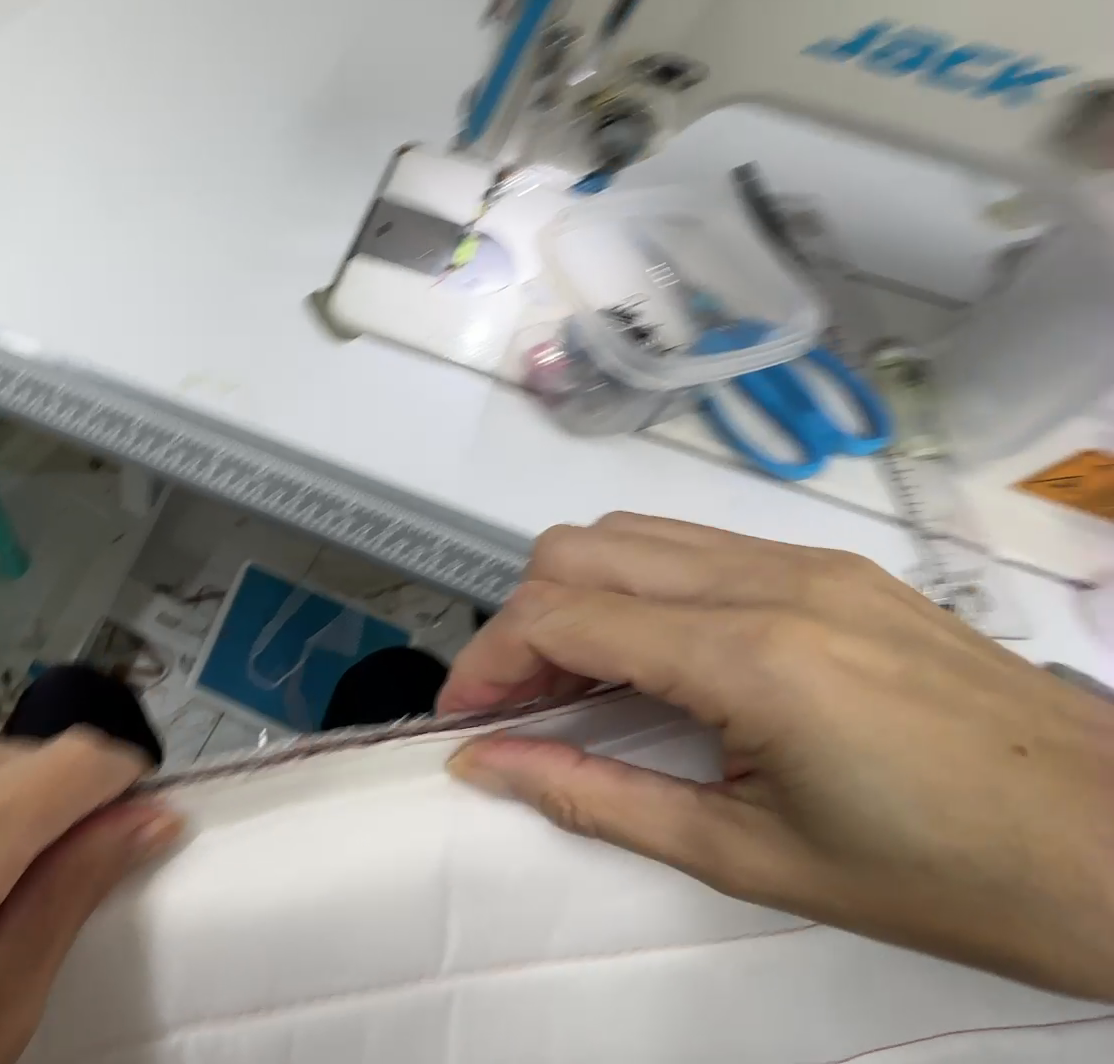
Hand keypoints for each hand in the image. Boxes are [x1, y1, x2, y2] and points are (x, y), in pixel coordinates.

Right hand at [438, 513, 1113, 1000]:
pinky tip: (647, 652)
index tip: (464, 716)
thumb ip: (594, 796)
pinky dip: (627, 585)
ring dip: (569, 595)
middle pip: (574, 550)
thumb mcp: (747, 857)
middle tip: (517, 702)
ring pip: (623, 533)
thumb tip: (487, 764)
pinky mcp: (829, 566)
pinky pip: (685, 543)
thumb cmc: (948, 878)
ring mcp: (804, 562)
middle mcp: (768, 581)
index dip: (488, 661)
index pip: (559, 615)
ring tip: (573, 678)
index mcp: (749, 656)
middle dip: (518, 622)